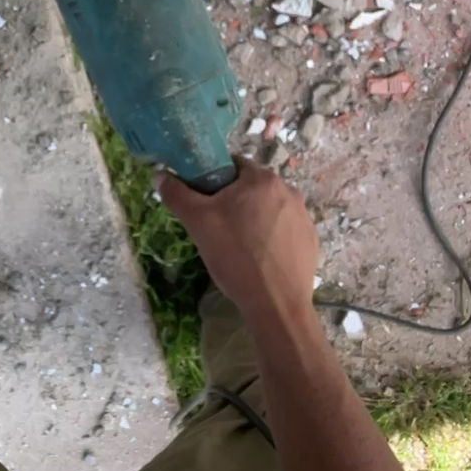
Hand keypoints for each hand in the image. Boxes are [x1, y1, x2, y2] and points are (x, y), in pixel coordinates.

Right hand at [157, 158, 317, 327]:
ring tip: (238, 245)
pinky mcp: (311, 240)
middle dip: (234, 200)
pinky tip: (259, 258)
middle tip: (216, 225)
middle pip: (252, 187)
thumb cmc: (236, 256)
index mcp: (262, 179)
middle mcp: (288, 190)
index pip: (233, 164)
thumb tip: (159, 176)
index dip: (214, 178)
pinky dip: (271, 236)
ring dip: (253, 217)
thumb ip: (177, 195)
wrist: (276, 305)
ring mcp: (303, 216)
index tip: (204, 200)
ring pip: (268, 208)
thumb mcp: (198, 223)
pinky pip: (284, 228)